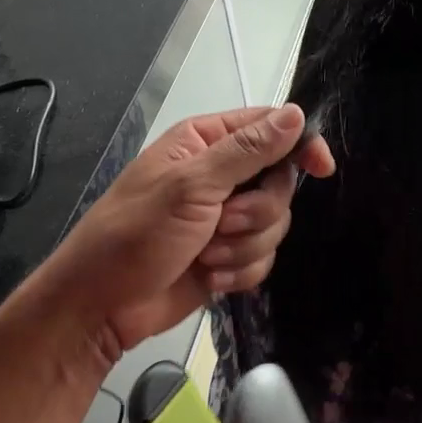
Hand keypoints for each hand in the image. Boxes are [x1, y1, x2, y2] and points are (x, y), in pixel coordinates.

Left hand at [45, 104, 334, 353]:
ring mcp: (224, 217)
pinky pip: (263, 257)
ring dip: (244, 246)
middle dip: (256, 212)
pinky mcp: (227, 256)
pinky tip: (209, 278)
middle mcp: (219, 174)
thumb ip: (247, 151)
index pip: (270, 128)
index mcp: (206, 141)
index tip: (321, 168)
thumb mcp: (191, 186)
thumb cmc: (135, 234)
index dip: (299, 146)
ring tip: (206, 257)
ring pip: (274, 223)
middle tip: (222, 224)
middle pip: (279, 182)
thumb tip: (296, 115)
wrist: (99, 307)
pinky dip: (240, 271)